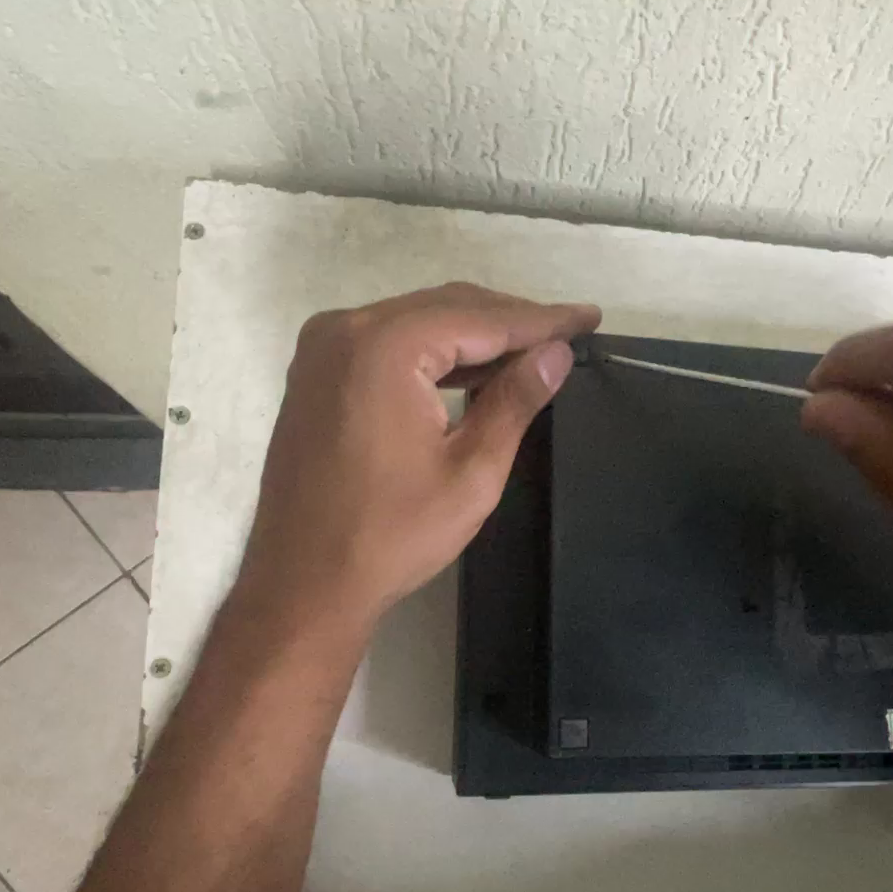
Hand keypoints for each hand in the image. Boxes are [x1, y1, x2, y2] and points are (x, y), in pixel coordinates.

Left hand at [240, 282, 599, 626]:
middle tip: (567, 333)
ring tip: (532, 352)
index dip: (542, 319)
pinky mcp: (317, 374)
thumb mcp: (470, 472)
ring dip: (474, 336)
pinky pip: (388, 344)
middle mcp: (346, 329)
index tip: (588, 317)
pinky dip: (434, 353)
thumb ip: (514, 401)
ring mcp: (324, 349)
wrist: (304, 583)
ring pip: (418, 323)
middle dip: (510, 321)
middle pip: (446, 308)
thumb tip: (556, 354)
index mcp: (384, 347)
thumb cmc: (392, 535)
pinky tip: (474, 372)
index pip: (481, 318)